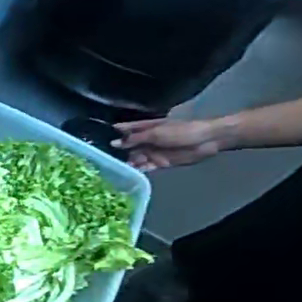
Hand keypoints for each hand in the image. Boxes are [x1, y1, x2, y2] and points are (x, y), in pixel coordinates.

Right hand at [112, 117, 231, 171]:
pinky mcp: (160, 162)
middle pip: (127, 146)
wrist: (207, 140)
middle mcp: (145, 140)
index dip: (111, 134)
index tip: (94, 140)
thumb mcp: (155, 133)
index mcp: (143, 128)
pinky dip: (138, 170)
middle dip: (116, 152)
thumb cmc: (181, 131)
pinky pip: (145, 167)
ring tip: (113, 168)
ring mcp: (152, 151)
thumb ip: (134, 139)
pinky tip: (128, 173)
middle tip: (100, 160)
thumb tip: (114, 143)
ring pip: (134, 157)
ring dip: (126, 162)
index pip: (123, 130)